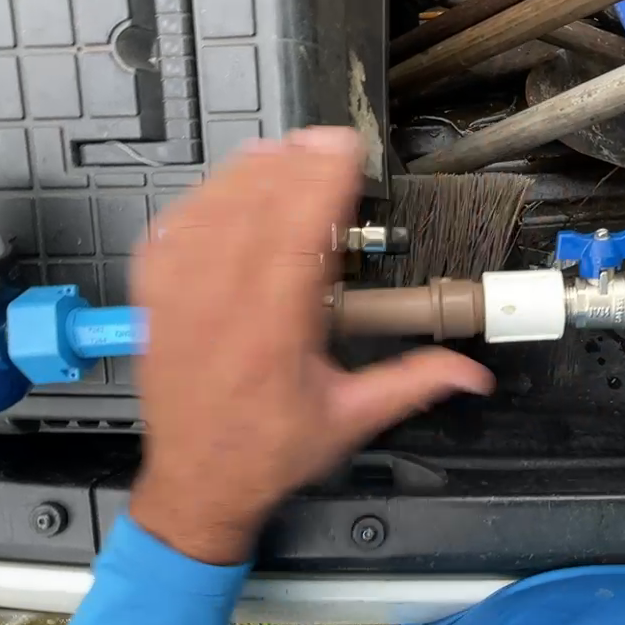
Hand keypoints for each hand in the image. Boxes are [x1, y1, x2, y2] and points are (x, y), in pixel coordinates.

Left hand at [128, 128, 493, 562]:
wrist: (198, 482)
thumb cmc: (269, 453)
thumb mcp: (350, 421)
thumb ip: (412, 385)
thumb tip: (471, 374)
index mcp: (273, 335)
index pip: (296, 237)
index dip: (321, 184)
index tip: (344, 152)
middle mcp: (219, 308)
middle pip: (253, 210)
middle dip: (292, 165)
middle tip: (325, 142)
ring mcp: (178, 300)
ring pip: (210, 211)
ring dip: (249, 173)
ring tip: (283, 152)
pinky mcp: (154, 301)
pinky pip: (169, 231)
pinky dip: (200, 200)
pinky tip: (225, 187)